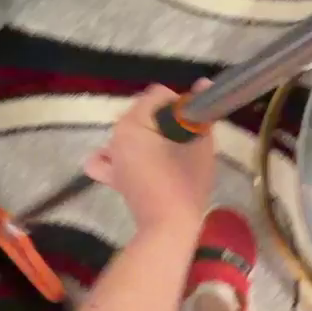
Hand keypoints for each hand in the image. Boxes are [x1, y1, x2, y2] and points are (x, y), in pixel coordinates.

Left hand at [84, 84, 214, 233]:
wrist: (169, 227)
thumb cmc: (186, 183)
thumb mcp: (200, 144)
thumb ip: (200, 112)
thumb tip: (204, 82)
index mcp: (133, 123)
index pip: (159, 95)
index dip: (182, 105)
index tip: (195, 125)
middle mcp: (115, 135)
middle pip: (144, 111)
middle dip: (166, 119)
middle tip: (187, 140)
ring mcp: (110, 157)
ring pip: (130, 130)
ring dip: (149, 134)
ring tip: (169, 153)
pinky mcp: (111, 177)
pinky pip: (107, 158)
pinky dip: (119, 154)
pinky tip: (135, 159)